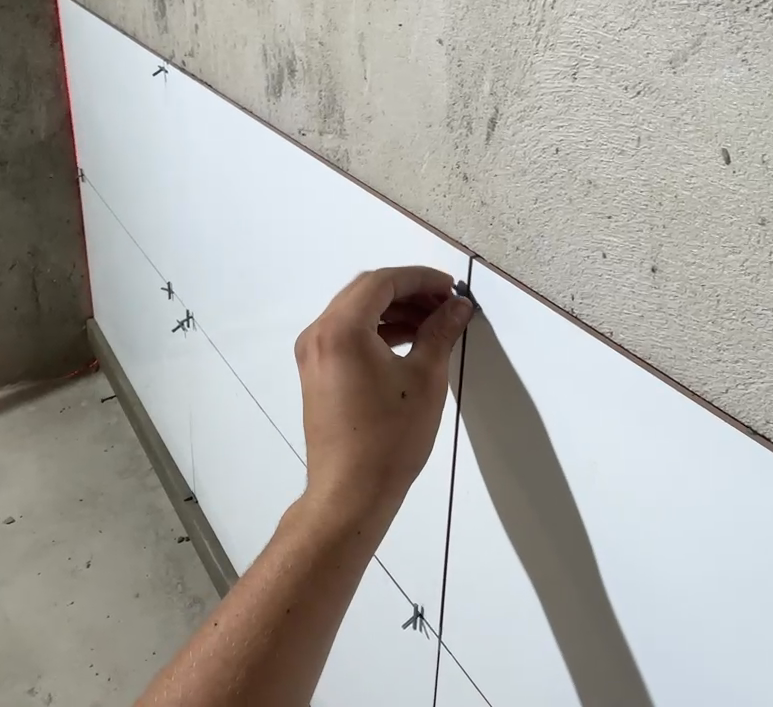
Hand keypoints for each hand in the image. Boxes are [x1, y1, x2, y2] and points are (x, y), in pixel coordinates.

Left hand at [294, 266, 475, 529]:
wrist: (350, 494)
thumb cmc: (390, 437)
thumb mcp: (425, 377)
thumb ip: (440, 331)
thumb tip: (458, 305)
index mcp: (341, 329)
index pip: (383, 281)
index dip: (421, 279)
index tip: (452, 288)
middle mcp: (319, 333)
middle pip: (367, 291)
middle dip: (409, 291)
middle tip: (445, 303)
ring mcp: (313, 353)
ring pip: (357, 311)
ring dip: (395, 310)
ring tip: (434, 322)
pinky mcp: (317, 372)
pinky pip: (349, 333)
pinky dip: (379, 329)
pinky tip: (410, 341)